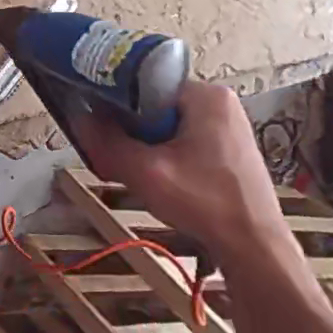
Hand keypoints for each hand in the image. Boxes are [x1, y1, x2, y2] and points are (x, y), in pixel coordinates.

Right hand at [73, 82, 287, 259]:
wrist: (254, 247)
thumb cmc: (204, 203)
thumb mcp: (146, 173)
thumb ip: (108, 143)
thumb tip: (78, 117)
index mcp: (206, 95)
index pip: (146, 85)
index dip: (117, 105)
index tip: (98, 126)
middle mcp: (220, 103)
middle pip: (155, 107)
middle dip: (131, 133)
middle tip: (114, 158)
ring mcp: (227, 127)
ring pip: (167, 128)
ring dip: (146, 149)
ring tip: (135, 174)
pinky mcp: (228, 150)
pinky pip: (183, 143)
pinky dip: (165, 159)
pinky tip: (157, 182)